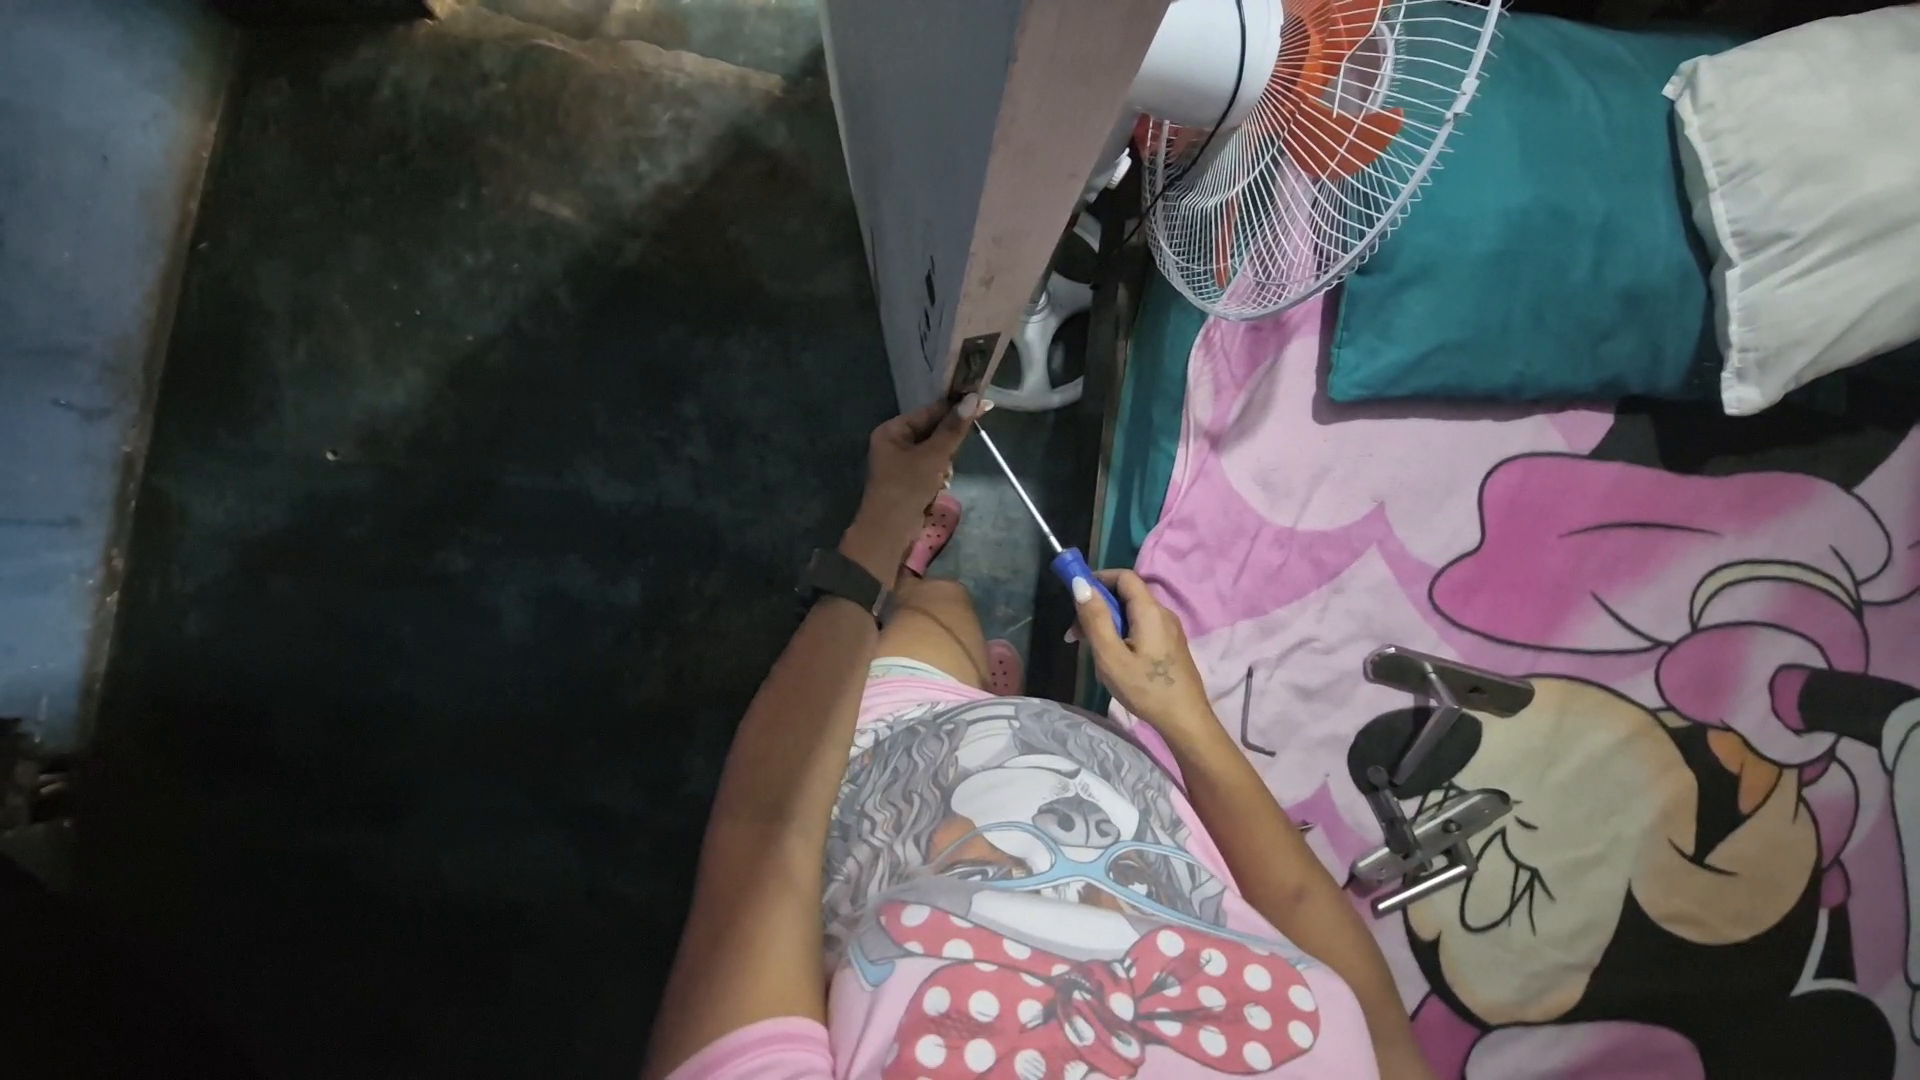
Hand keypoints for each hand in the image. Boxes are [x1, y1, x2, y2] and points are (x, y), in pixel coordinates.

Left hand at [843, 393, 986, 571]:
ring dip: (944, 464)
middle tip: (957, 451)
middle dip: (947, 445)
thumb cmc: (906, 487)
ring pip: (936, 452)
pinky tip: (938, 487)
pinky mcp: (910, 481)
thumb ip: (953, 429)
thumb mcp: (932, 456)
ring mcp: (902, 463)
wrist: (890, 531)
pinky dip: (939, 476)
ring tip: (941, 477)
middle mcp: (895, 443)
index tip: (982, 403)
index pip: (929, 412)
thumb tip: (973, 399)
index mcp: (892, 431)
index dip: (954, 409)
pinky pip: (932, 469)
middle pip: (933, 432)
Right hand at [1071, 568, 1216, 741]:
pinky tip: (1113, 660)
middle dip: (1097, 607)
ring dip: (1107, 624)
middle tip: (1076, 635)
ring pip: (1132, 614)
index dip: (1098, 579)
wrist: (1185, 720)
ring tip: (1092, 652)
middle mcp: (1162, 613)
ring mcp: (1169, 630)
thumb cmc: (1145, 688)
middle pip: (1126, 596)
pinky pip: (1141, 628)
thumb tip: (1080, 584)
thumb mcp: (1111, 655)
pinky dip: (1121, 634)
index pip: (1124, 576)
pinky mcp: (1170, 645)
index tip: (1075, 596)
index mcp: (1149, 611)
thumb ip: (1095, 618)